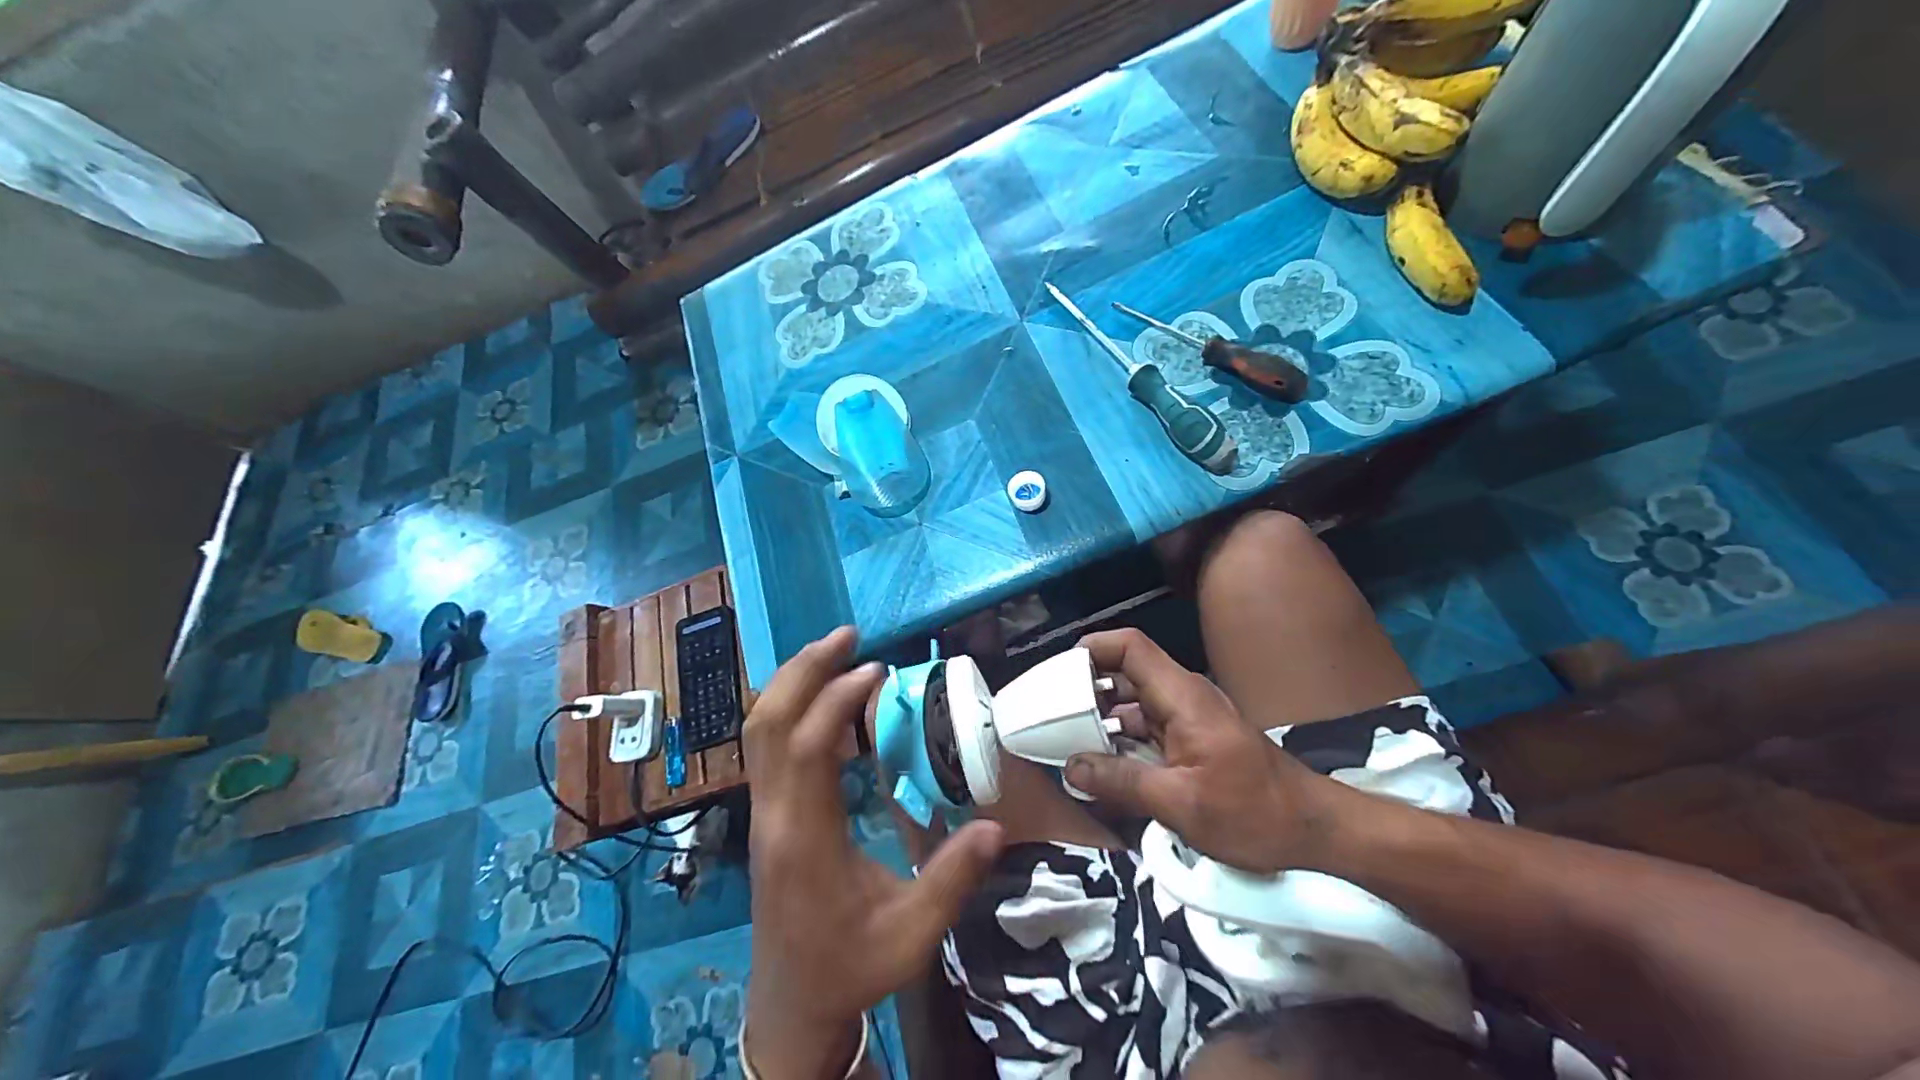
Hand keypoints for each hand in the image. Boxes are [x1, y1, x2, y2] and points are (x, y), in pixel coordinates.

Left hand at [743, 627, 1004, 1079]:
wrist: (792, 1001)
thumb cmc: (850, 967)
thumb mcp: (910, 936)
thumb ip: (951, 881)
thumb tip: (993, 826)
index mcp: (804, 838)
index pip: (806, 748)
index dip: (836, 700)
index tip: (876, 670)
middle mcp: (773, 815)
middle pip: (768, 723)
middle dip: (803, 670)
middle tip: (846, 635)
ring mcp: (763, 813)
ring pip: (759, 731)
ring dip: (791, 683)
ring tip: (833, 651)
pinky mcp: (766, 814)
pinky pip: (767, 746)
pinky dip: (790, 708)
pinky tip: (825, 699)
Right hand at [1065, 628, 1343, 874]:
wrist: (1316, 830)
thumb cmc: (1252, 812)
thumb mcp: (1179, 803)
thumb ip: (1120, 781)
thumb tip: (1070, 767)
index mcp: (1181, 697)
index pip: (1130, 647)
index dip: (1092, 649)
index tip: (1058, 672)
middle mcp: (1183, 696)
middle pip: (1126, 673)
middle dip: (1087, 688)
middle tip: (1052, 713)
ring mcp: (1190, 717)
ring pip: (1135, 702)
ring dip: (1103, 718)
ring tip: (1067, 741)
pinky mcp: (1195, 738)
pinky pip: (1149, 726)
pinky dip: (1123, 738)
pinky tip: (1103, 763)